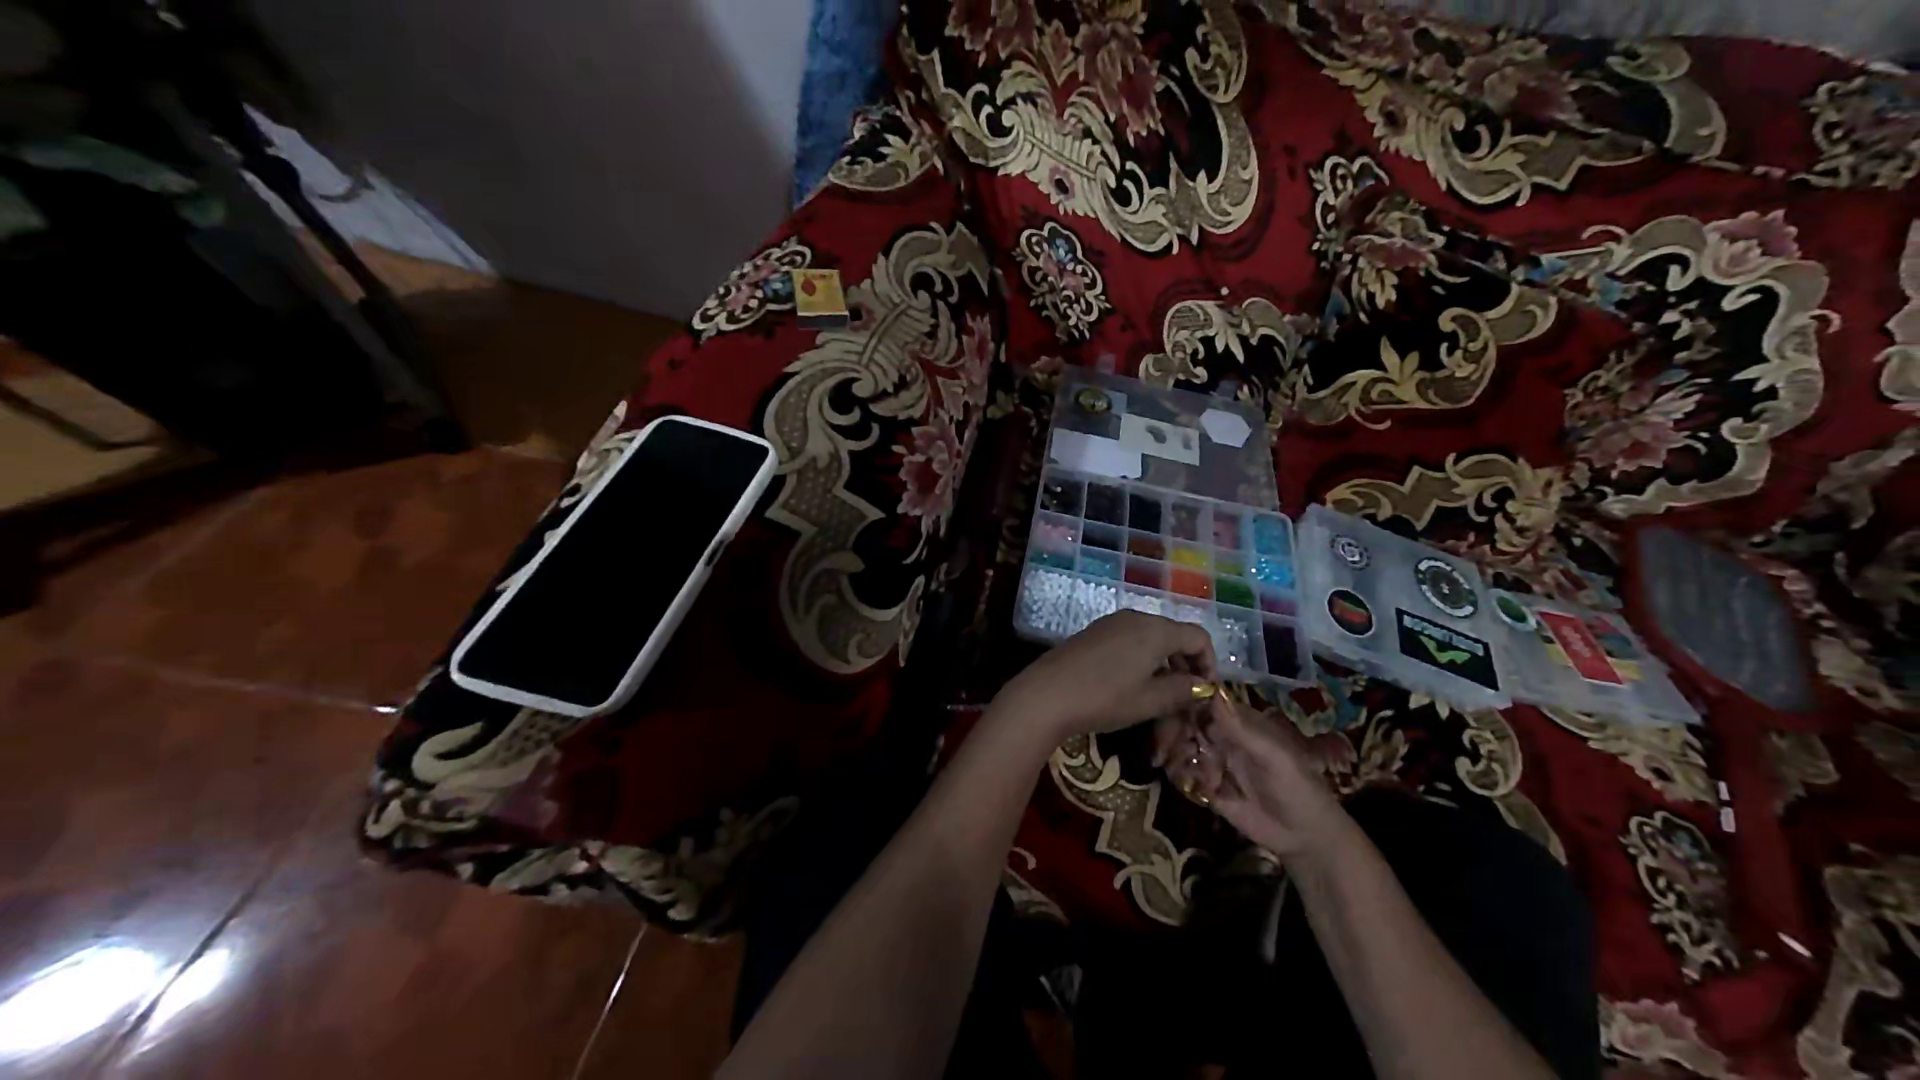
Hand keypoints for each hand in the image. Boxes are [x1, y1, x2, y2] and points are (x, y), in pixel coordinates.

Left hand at [994, 610, 1216, 741]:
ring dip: (1162, 667)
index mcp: (1155, 629)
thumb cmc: (1104, 697)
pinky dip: (1140, 662)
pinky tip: (1132, 687)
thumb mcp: (1150, 700)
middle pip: (1174, 637)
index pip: (1198, 637)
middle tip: (1185, 701)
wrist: (1045, 695)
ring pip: (1150, 641)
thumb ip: (1182, 690)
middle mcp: (1135, 618)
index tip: (1205, 693)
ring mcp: (1111, 624)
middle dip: (1184, 668)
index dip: (1209, 664)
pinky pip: (1129, 642)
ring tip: (1160, 699)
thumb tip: (1202, 685)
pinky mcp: (1093, 634)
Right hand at [1163, 697, 1354, 862]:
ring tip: (1201, 774)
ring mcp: (1213, 763)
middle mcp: (1222, 739)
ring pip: (1180, 749)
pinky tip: (1199, 787)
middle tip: (1178, 750)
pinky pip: (1184, 775)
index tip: (1171, 712)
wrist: (1306, 839)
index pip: (1205, 703)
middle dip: (1175, 734)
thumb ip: (1242, 729)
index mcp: (1240, 724)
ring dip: (1179, 757)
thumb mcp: (1274, 757)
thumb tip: (1213, 693)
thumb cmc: (1298, 789)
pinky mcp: (1207, 788)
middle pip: (1186, 725)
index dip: (1186, 704)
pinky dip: (1182, 777)